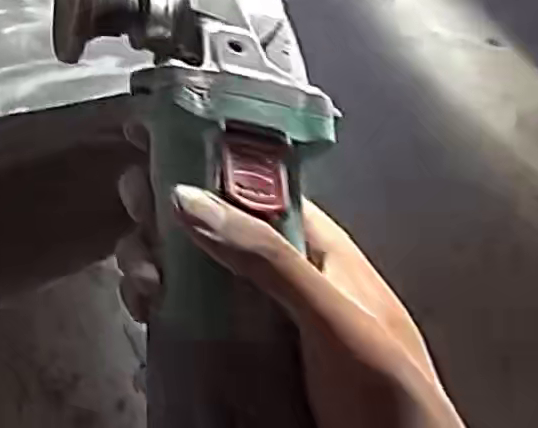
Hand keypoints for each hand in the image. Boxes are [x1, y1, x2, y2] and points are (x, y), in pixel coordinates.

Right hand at [115, 134, 464, 427]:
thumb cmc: (396, 410)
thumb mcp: (347, 331)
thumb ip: (269, 261)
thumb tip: (180, 194)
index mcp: (310, 247)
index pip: (244, 178)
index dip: (193, 152)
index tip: (144, 138)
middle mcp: (265, 265)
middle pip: (190, 208)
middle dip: (154, 208)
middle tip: (142, 219)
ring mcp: (235, 303)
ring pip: (166, 251)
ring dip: (141, 256)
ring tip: (144, 288)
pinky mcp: (211, 337)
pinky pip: (161, 297)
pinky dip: (141, 294)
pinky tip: (143, 310)